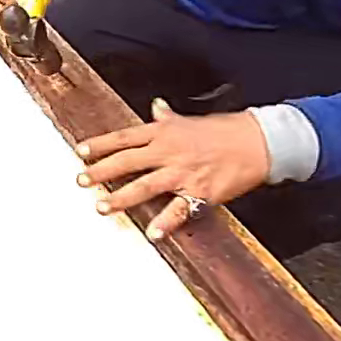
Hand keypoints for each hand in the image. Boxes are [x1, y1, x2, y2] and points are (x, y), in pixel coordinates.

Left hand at [76, 99, 268, 240]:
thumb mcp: (189, 120)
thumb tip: (156, 106)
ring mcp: (183, 173)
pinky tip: (153, 234)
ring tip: (103, 207)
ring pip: (146, 186)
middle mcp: (168, 152)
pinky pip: (180, 210)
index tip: (80, 151)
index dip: (100, 144)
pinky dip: (166, 223)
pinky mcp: (201, 192)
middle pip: (127, 162)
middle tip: (81, 180)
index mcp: (163, 133)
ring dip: (122, 198)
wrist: (259, 141)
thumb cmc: (224, 130)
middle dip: (102, 172)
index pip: (124, 138)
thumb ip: (167, 117)